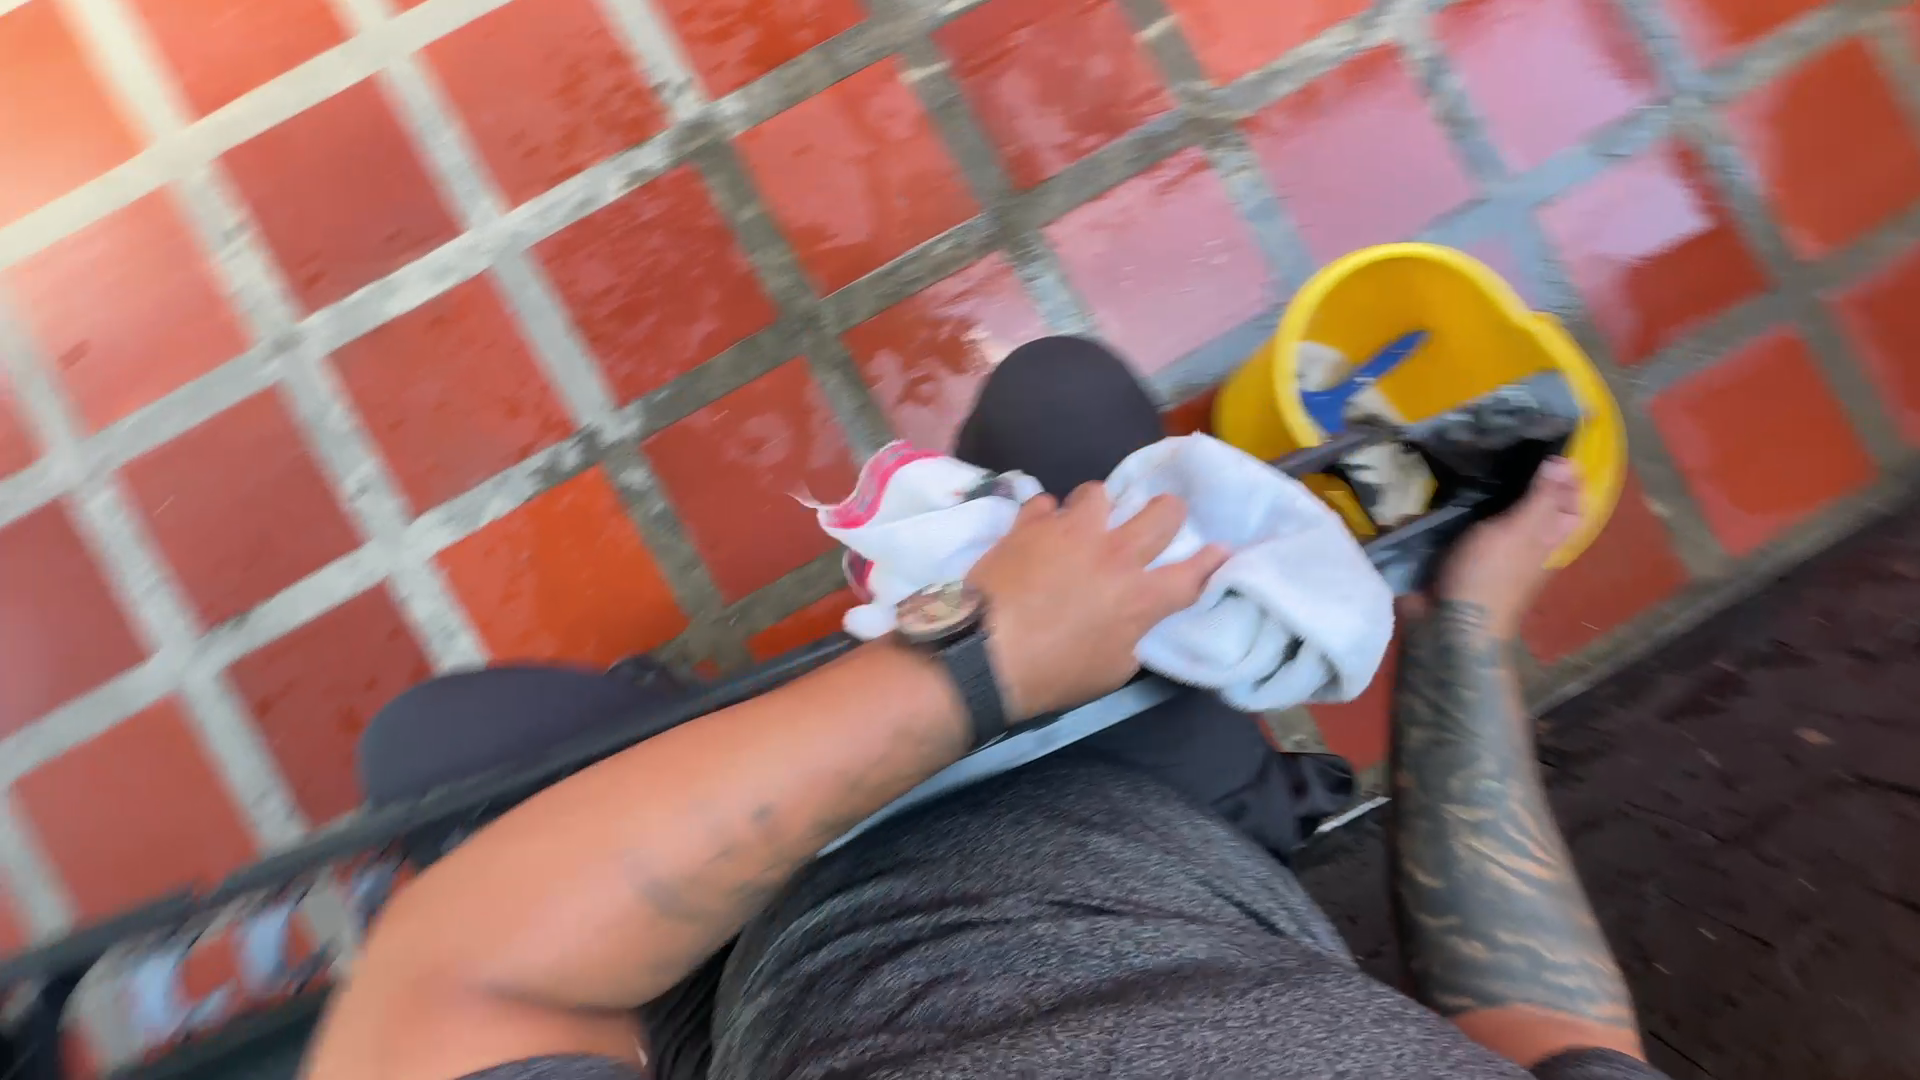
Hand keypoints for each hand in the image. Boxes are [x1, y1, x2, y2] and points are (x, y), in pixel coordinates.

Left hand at [966, 484, 1228, 719]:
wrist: (985, 655)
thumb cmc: (1052, 675)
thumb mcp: (1111, 670)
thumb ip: (1132, 634)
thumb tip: (1132, 617)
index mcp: (1141, 597)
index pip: (1194, 574)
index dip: (1211, 561)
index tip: (1219, 550)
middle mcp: (1114, 554)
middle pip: (1163, 512)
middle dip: (1169, 512)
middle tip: (1157, 521)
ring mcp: (1071, 532)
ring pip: (1100, 491)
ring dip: (1098, 507)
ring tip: (1084, 524)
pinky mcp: (1030, 524)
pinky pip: (1045, 502)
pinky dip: (1045, 516)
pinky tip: (1038, 532)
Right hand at [1424, 456, 1583, 638]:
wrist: (1448, 621)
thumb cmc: (1490, 576)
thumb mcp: (1520, 531)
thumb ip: (1540, 498)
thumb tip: (1563, 461)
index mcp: (1547, 538)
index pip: (1569, 502)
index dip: (1565, 477)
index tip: (1546, 445)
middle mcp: (1522, 543)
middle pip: (1528, 506)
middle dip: (1516, 480)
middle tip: (1499, 449)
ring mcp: (1487, 552)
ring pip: (1488, 515)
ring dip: (1474, 495)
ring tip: (1464, 466)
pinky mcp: (1454, 558)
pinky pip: (1454, 529)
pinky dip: (1445, 515)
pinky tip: (1433, 502)